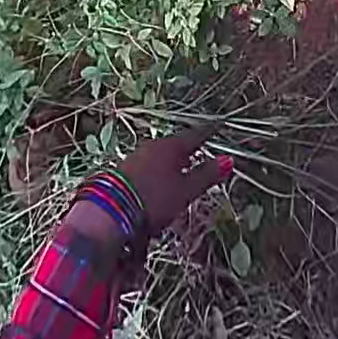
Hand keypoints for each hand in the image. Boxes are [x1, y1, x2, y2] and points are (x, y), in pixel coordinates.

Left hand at [62, 127, 232, 246]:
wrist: (109, 212)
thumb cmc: (154, 198)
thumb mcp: (185, 190)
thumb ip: (206, 175)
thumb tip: (227, 160)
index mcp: (170, 147)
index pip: (194, 136)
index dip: (207, 133)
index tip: (218, 126)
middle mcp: (152, 147)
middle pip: (175, 145)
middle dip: (187, 150)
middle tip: (199, 152)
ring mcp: (136, 157)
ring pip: (160, 156)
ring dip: (171, 162)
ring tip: (180, 172)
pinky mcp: (123, 171)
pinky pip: (148, 166)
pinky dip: (158, 171)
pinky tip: (158, 184)